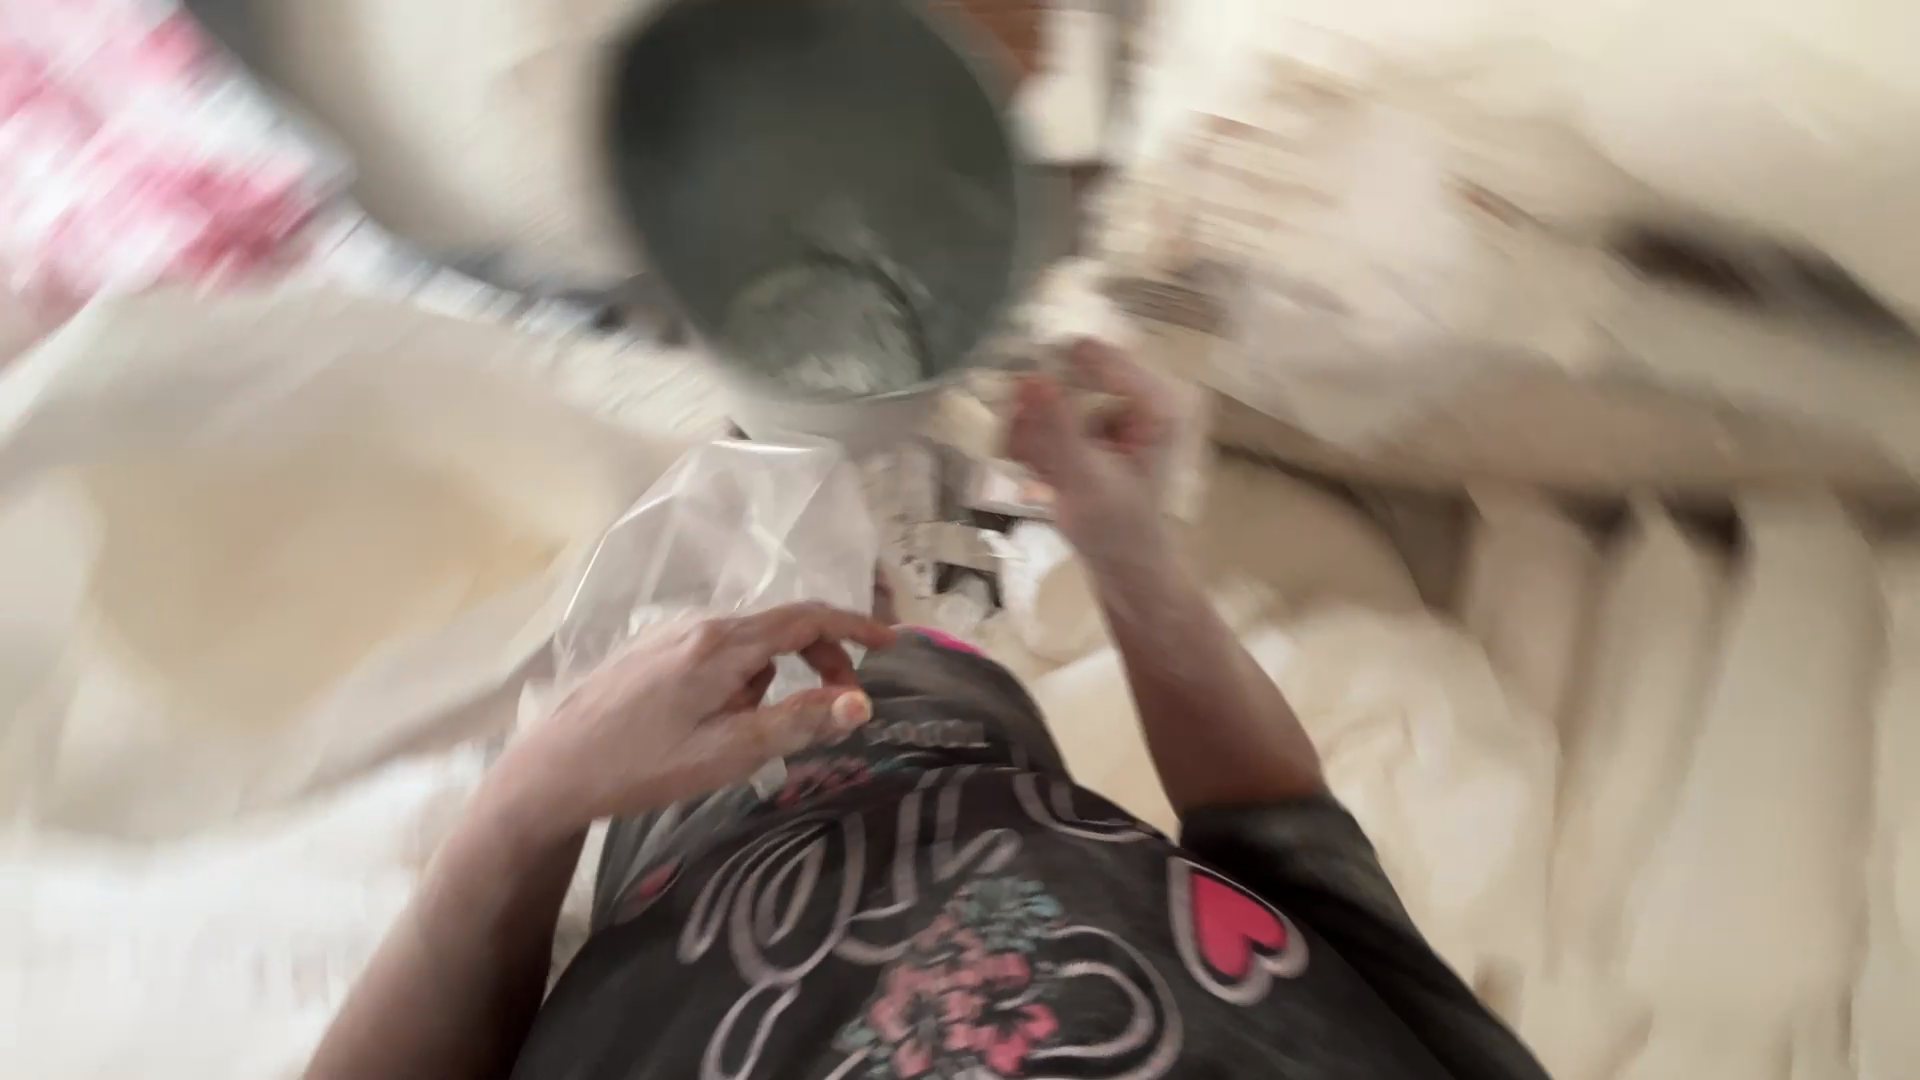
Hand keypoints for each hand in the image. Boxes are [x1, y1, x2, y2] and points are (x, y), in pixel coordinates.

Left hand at [493, 603, 895, 835]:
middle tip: (836, 706)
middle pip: (783, 627)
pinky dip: (739, 679)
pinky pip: (719, 654)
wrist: (546, 773)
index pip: (808, 618)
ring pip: (749, 646)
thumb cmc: (641, 766)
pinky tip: (709, 722)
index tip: (892, 643)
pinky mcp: (654, 650)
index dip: (855, 627)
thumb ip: (798, 722)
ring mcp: (673, 635)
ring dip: (770, 680)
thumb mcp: (729, 753)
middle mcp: (701, 625)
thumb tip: (862, 703)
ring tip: (742, 734)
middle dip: (820, 659)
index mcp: (724, 644)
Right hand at [1007, 339, 1177, 572]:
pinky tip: (1040, 480)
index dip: (1056, 366)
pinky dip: (1034, 450)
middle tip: (1027, 447)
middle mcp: (1131, 402)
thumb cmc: (1117, 529)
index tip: (1017, 388)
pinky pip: (1045, 424)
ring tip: (1038, 473)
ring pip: (1050, 402)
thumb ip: (1057, 428)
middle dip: (1040, 416)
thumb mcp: (1086, 478)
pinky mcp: (1084, 436)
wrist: (1121, 568)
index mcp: (1152, 404)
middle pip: (1068, 377)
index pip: (1098, 357)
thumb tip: (1029, 377)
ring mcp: (1105, 418)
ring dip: (1033, 437)